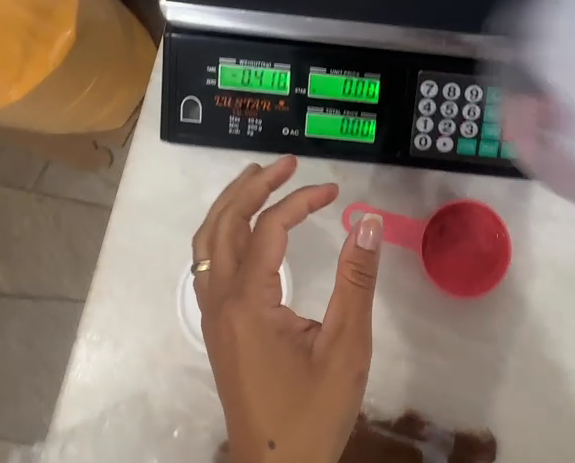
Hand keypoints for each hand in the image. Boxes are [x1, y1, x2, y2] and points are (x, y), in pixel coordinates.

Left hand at [193, 157, 382, 462]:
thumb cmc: (312, 411)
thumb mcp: (346, 347)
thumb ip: (356, 280)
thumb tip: (367, 220)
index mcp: (248, 301)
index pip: (268, 228)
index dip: (300, 200)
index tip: (335, 191)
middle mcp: (220, 301)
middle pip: (223, 224)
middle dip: (252, 185)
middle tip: (287, 163)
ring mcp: (213, 316)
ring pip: (207, 243)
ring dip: (231, 205)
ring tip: (259, 179)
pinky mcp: (218, 329)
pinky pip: (208, 265)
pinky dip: (224, 233)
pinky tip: (246, 232)